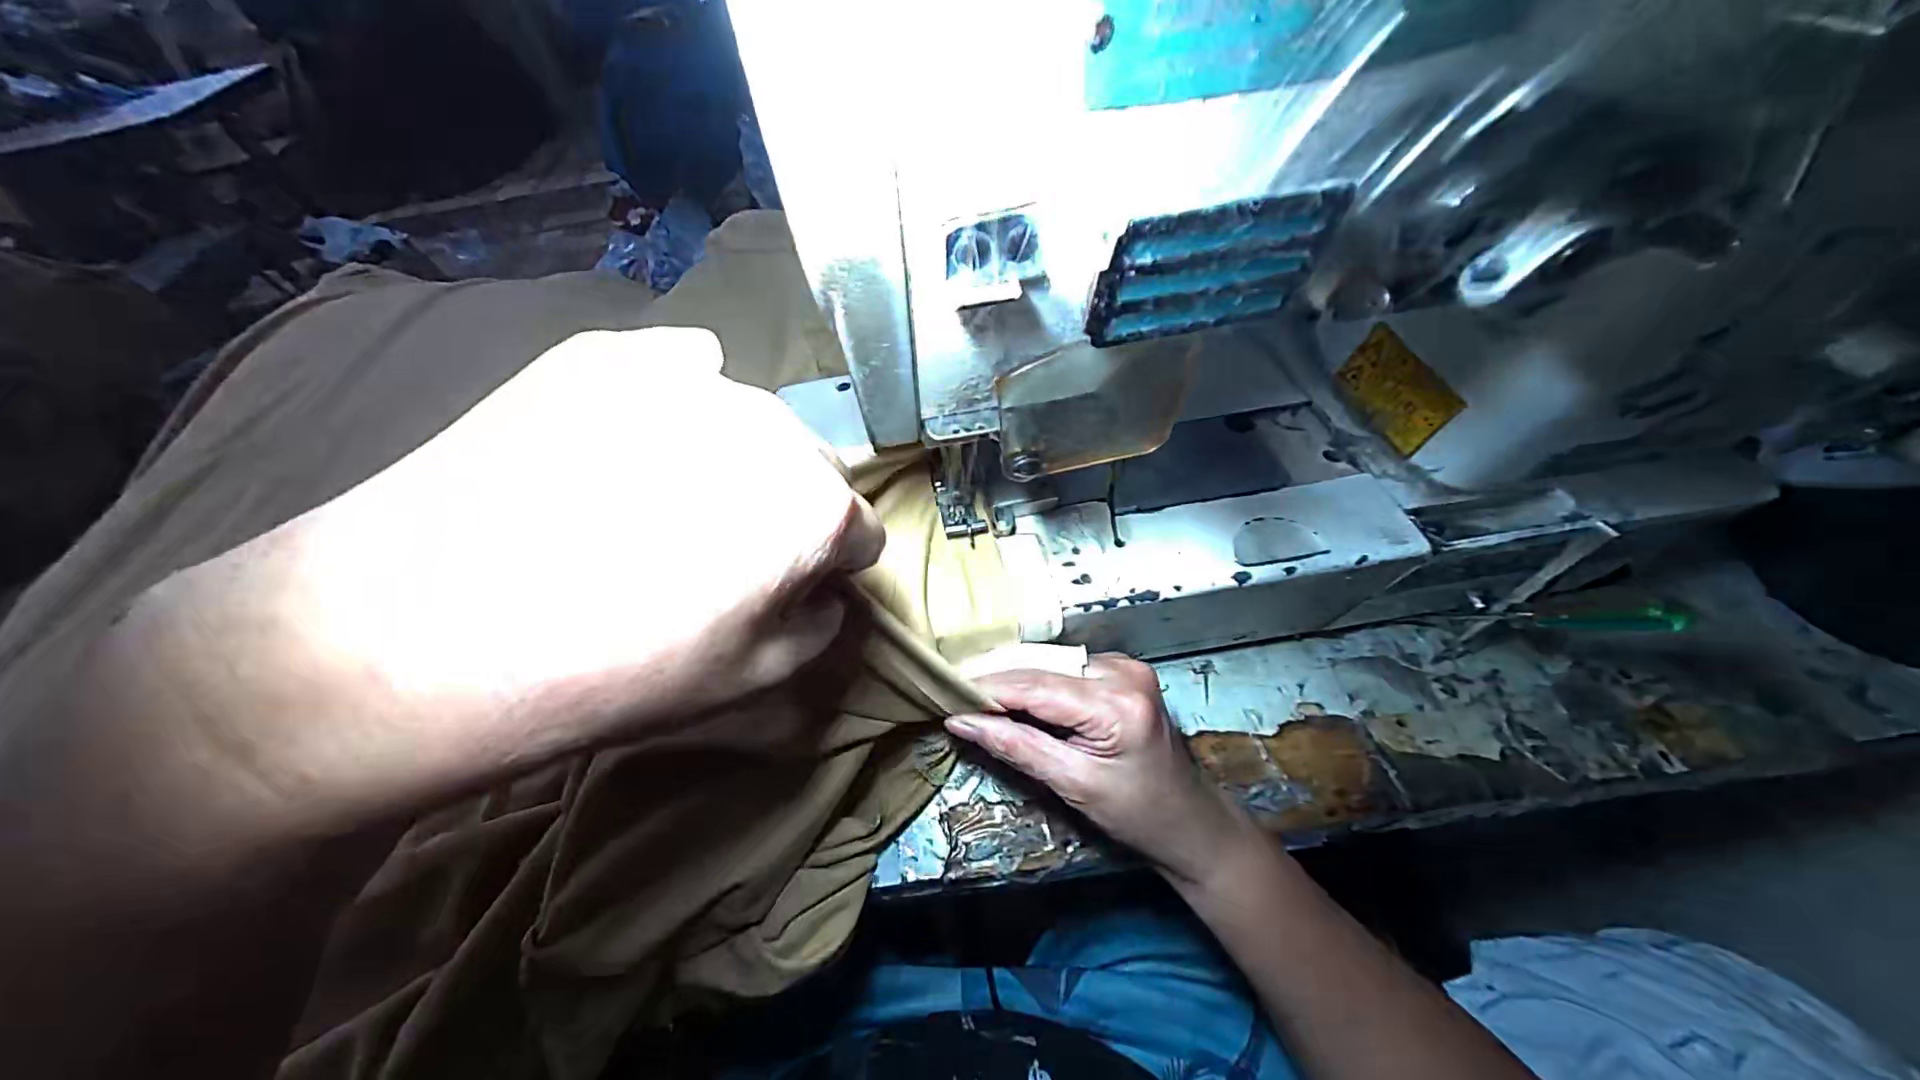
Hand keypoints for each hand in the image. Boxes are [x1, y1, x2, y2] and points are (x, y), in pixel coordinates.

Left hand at [113, 326, 882, 830]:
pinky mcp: (613, 353)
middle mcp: (775, 427)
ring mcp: (693, 378)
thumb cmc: (617, 671)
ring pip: (753, 420)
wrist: (430, 628)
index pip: (860, 534)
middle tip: (720, 548)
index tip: (786, 588)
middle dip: (789, 506)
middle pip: (815, 468)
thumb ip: (818, 625)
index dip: (829, 567)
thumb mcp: (752, 680)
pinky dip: (678, 403)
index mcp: (818, 509)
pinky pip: (683, 368)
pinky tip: (629, 443)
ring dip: (736, 455)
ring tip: (661, 497)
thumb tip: (820, 589)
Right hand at [946, 655, 1260, 885]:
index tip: (947, 695)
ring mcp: (1127, 667)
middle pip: (1042, 668)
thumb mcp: (1072, 784)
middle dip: (997, 681)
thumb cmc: (1137, 814)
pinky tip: (1016, 698)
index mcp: (1116, 703)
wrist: (1191, 821)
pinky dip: (1039, 682)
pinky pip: (1067, 669)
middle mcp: (1124, 671)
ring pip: (1051, 664)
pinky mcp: (1124, 670)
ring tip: (977, 696)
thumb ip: (1016, 747)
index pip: (1035, 686)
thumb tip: (962, 721)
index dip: (987, 689)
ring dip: (1016, 680)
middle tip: (955, 695)